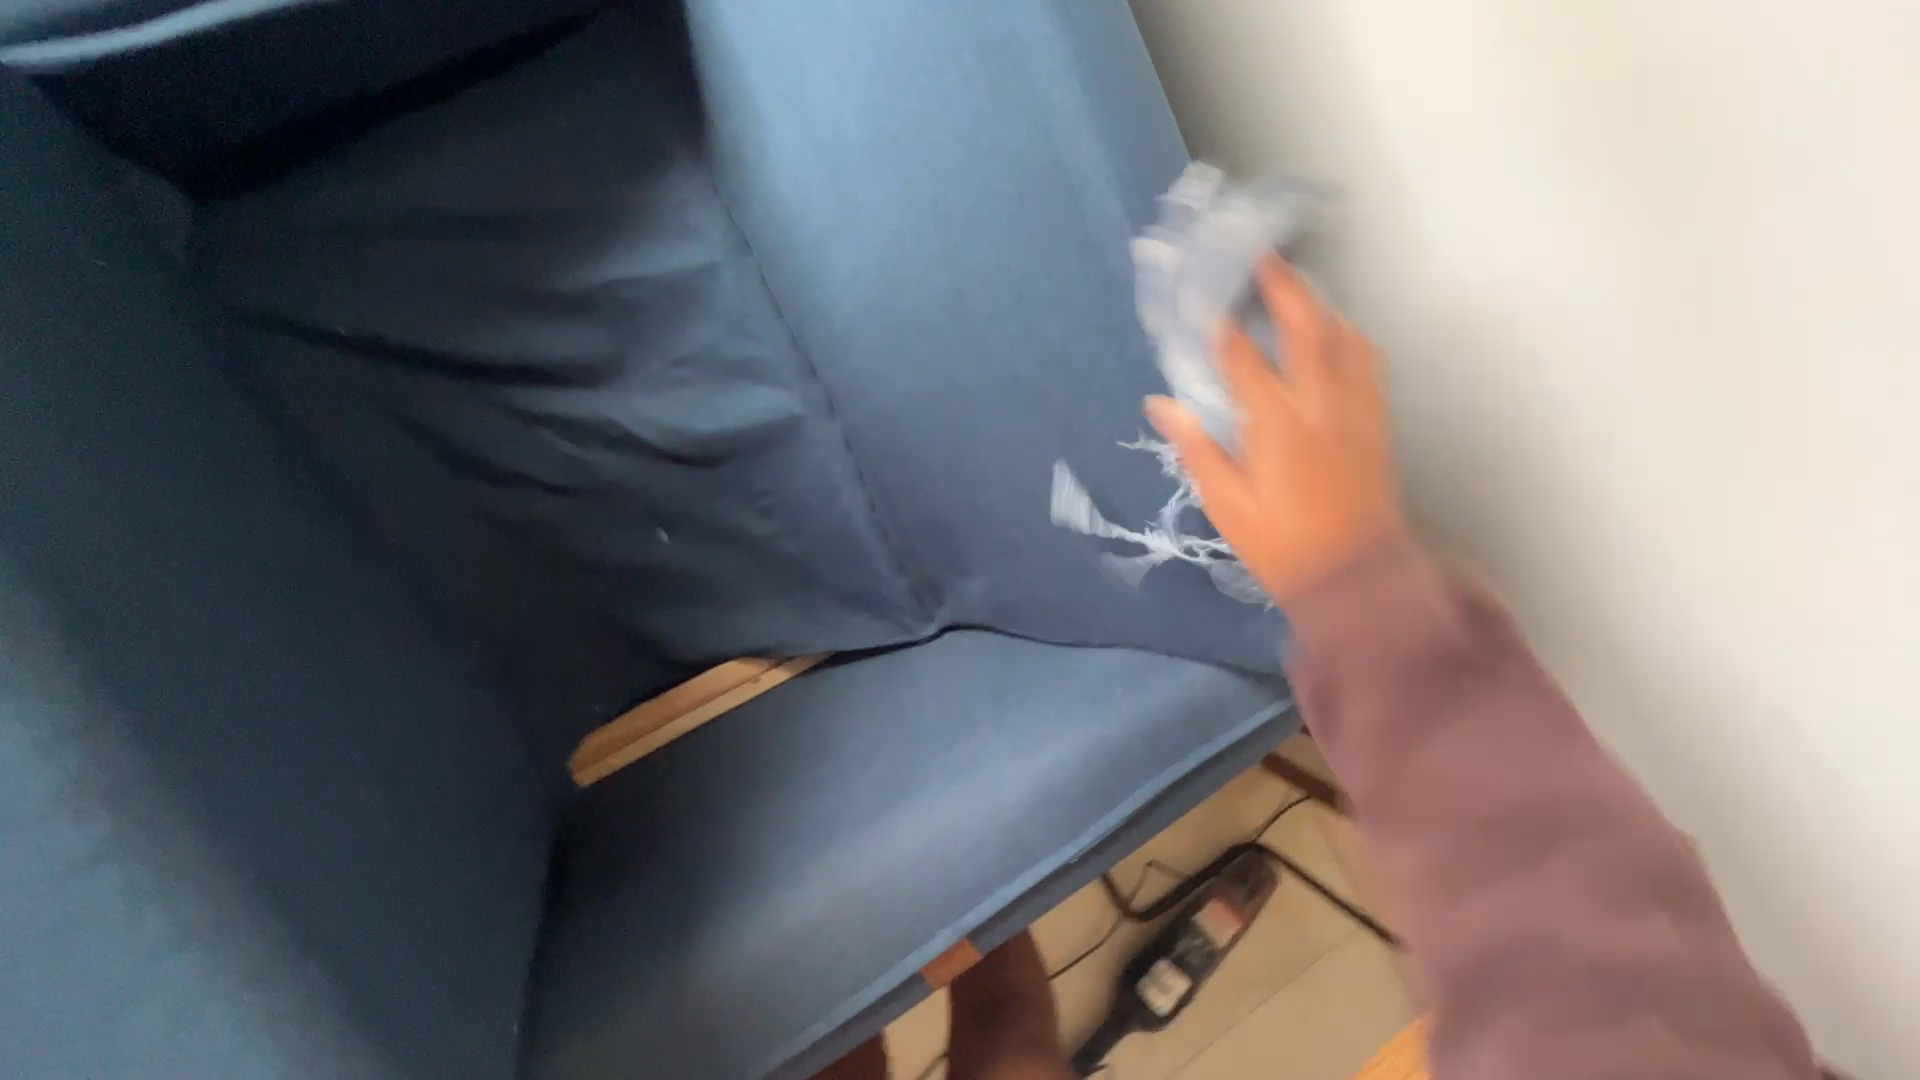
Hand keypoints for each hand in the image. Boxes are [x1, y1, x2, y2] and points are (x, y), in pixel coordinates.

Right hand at [1145, 257, 1402, 604]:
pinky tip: (1335, 337)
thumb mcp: (1225, 504)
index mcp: (1278, 427)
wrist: (1354, 576)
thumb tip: (1163, 405)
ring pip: (1345, 340)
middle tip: (1265, 261)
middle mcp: (1322, 407)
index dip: (1222, 331)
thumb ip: (1196, 448)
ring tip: (1298, 294)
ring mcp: (1356, 412)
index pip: (1246, 362)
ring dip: (1320, 309)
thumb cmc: (1280, 545)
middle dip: (1285, 290)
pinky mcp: (1375, 423)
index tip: (1205, 305)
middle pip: (1307, 330)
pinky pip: (1367, 364)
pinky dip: (1349, 339)